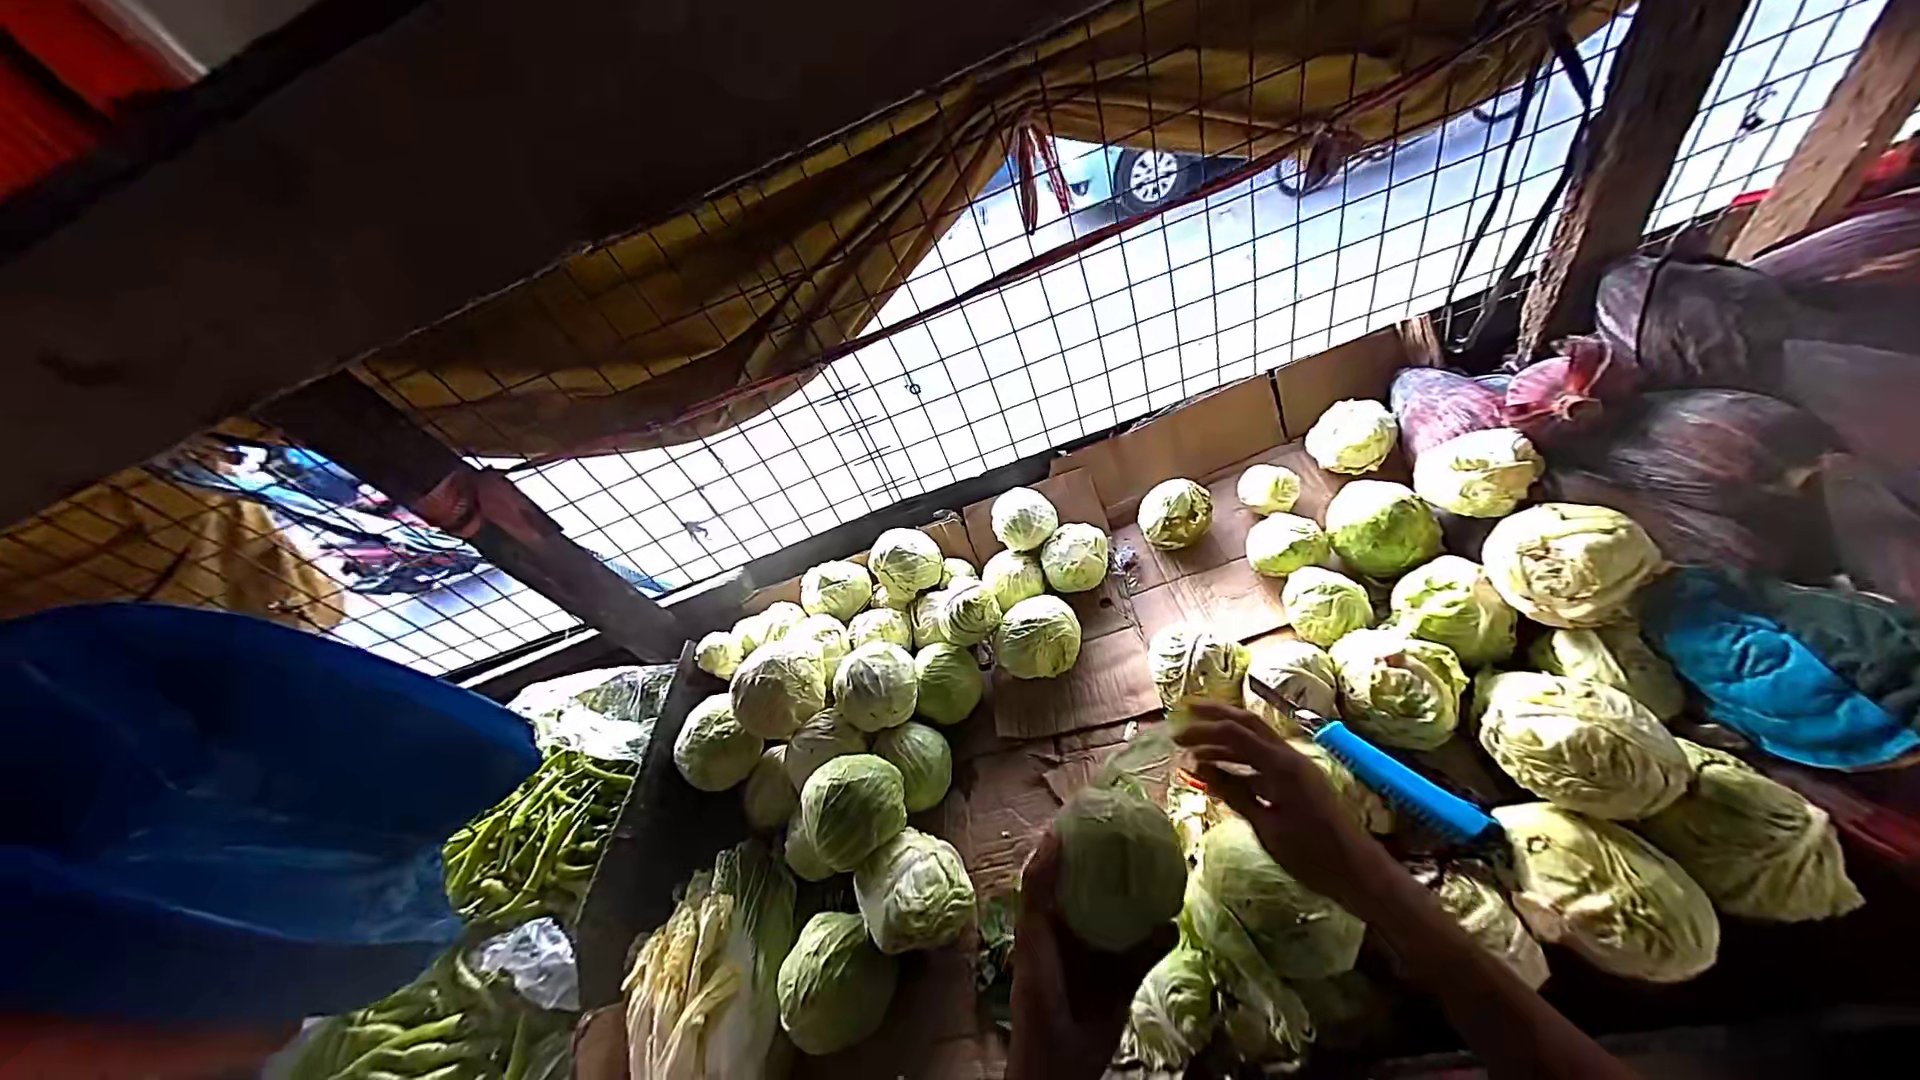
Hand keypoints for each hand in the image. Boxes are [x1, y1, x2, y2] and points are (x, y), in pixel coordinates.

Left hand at [1006, 830, 1176, 1079]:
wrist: (1061, 1060)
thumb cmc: (1038, 990)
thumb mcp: (1033, 932)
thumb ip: (1040, 888)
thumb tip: (1053, 837)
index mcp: (1050, 911)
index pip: (1063, 865)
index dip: (1076, 839)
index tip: (1094, 810)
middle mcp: (1076, 923)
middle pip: (1098, 883)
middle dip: (1115, 860)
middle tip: (1135, 830)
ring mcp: (1102, 948)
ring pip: (1126, 912)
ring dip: (1143, 894)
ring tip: (1162, 864)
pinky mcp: (1124, 975)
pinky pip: (1145, 948)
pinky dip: (1160, 934)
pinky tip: (1174, 918)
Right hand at [1173, 701, 1399, 916]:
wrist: (1360, 875)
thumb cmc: (1313, 857)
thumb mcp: (1266, 827)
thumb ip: (1234, 793)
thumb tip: (1199, 767)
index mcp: (1282, 766)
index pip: (1234, 734)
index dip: (1202, 731)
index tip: (1175, 736)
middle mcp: (1289, 758)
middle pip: (1247, 723)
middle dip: (1215, 715)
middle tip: (1185, 714)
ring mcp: (1296, 767)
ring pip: (1255, 739)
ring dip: (1224, 739)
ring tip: (1195, 749)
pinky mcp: (1298, 781)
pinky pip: (1263, 759)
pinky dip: (1238, 760)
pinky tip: (1220, 772)